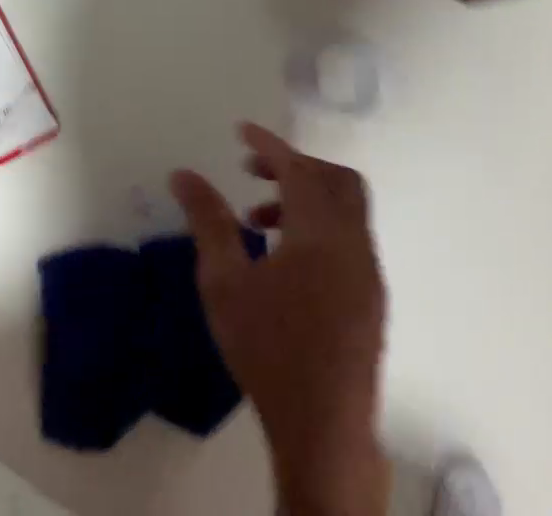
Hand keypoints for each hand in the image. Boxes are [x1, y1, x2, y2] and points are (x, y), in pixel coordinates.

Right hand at [170, 124, 388, 515]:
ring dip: (303, 200)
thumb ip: (208, 221)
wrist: (323, 421)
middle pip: (340, 184)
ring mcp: (368, 276)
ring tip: (254, 220)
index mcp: (322, 238)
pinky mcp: (368, 299)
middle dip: (296, 167)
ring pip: (346, 214)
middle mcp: (355, 249)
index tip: (241, 130)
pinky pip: (347, 241)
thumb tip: (183, 175)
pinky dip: (315, 227)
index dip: (271, 146)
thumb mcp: (223, 279)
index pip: (302, 173)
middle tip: (250, 169)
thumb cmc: (266, 344)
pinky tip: (278, 257)